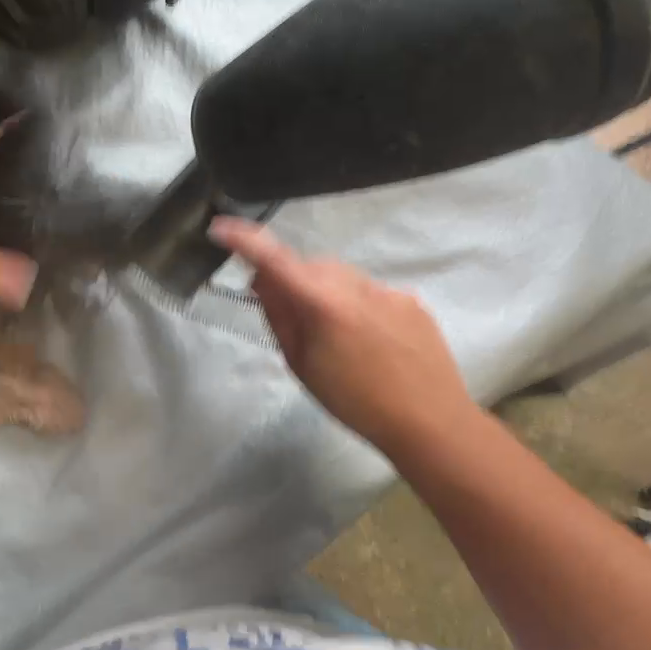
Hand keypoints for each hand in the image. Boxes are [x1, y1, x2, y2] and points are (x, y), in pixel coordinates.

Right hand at [208, 218, 479, 452]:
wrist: (430, 421)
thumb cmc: (353, 401)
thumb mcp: (300, 364)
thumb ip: (279, 316)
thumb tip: (262, 282)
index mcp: (323, 304)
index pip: (275, 260)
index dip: (245, 240)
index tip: (220, 228)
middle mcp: (357, 286)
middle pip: (310, 265)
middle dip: (290, 278)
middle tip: (279, 311)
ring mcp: (389, 291)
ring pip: (340, 276)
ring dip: (323, 291)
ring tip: (329, 334)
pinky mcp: (412, 300)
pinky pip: (369, 291)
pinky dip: (354, 304)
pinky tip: (364, 339)